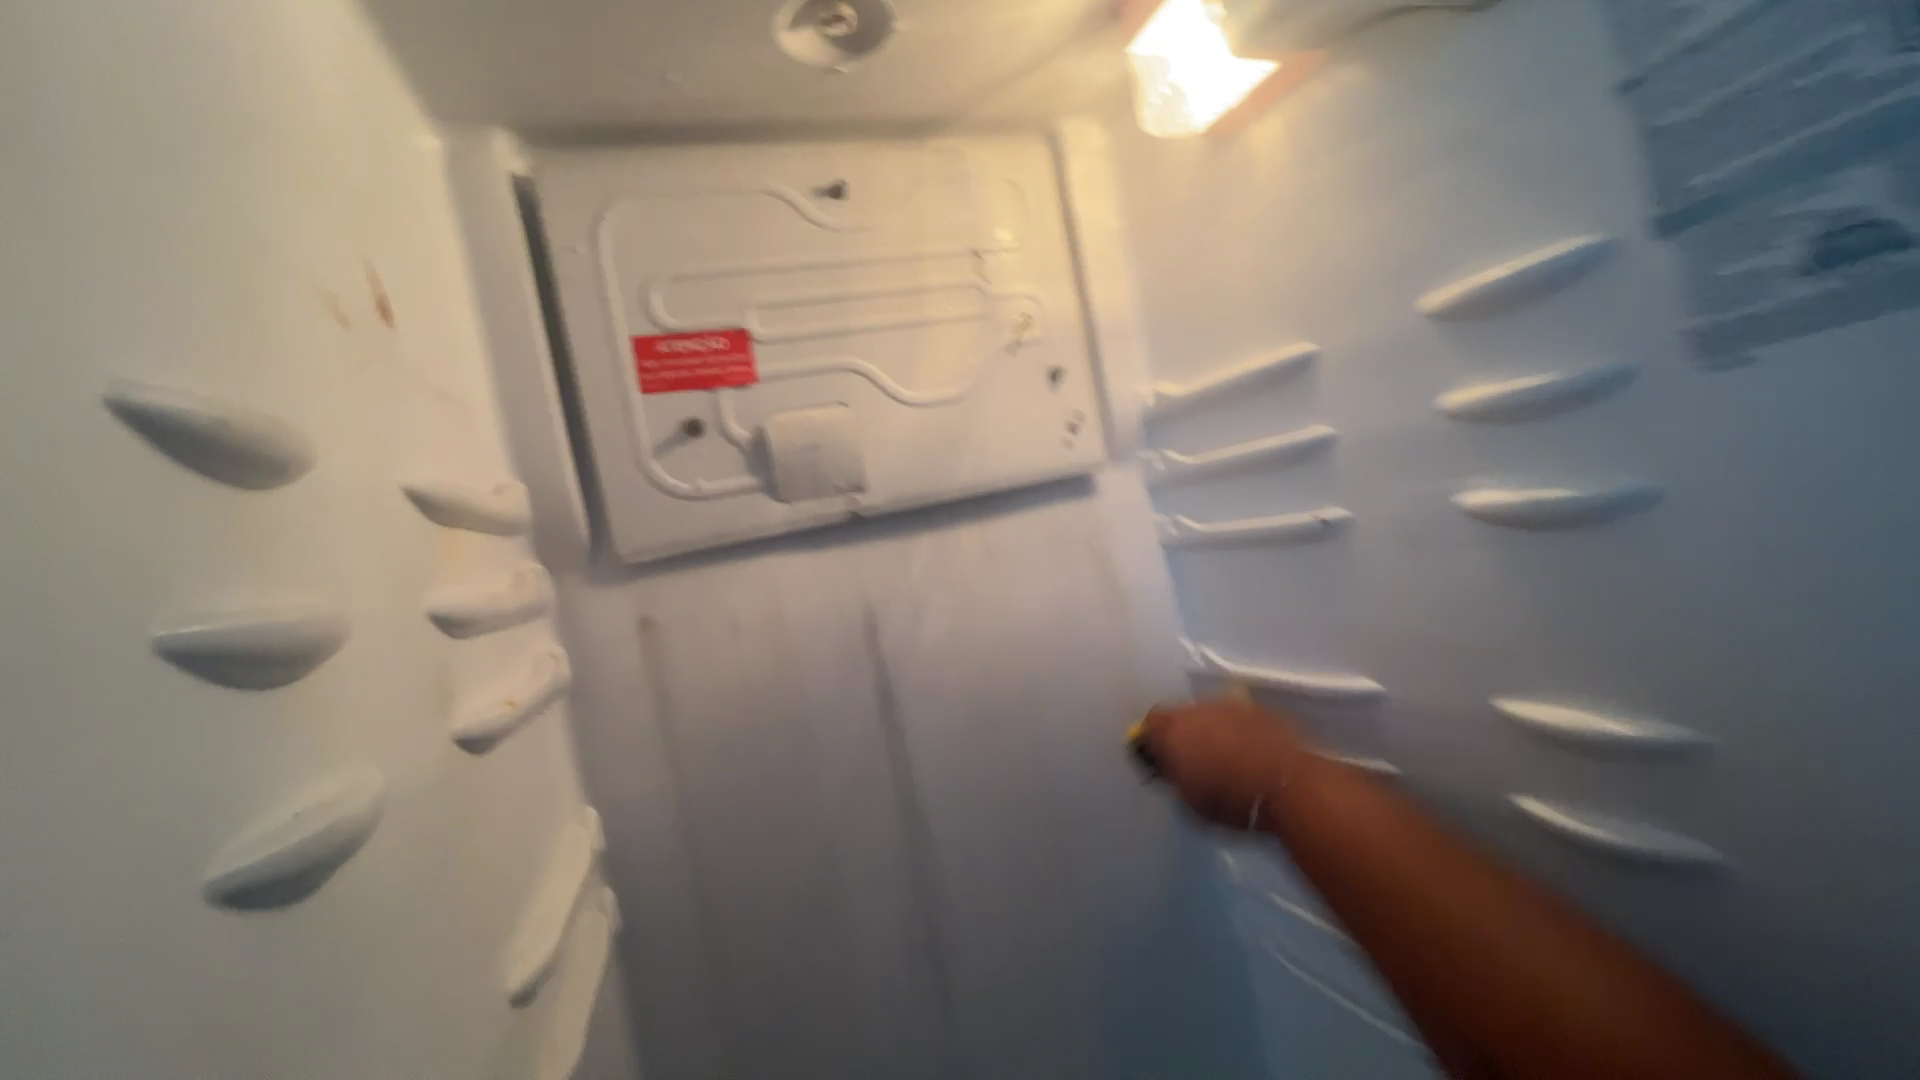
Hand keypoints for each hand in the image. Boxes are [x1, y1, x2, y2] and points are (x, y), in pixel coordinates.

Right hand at [1140, 697, 1307, 830]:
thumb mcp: (1188, 801)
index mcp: (1172, 729)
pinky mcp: (1260, 710)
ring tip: (1221, 756)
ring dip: (1209, 730)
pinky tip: (1246, 752)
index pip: (1149, 723)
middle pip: (1180, 714)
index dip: (1150, 740)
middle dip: (1182, 733)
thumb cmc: (1231, 800)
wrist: (1289, 785)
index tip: (1157, 760)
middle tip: (1190, 759)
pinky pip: (1238, 718)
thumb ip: (1171, 777)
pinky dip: (1236, 731)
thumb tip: (1164, 767)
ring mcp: (1231, 705)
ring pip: (1209, 714)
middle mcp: (1197, 709)